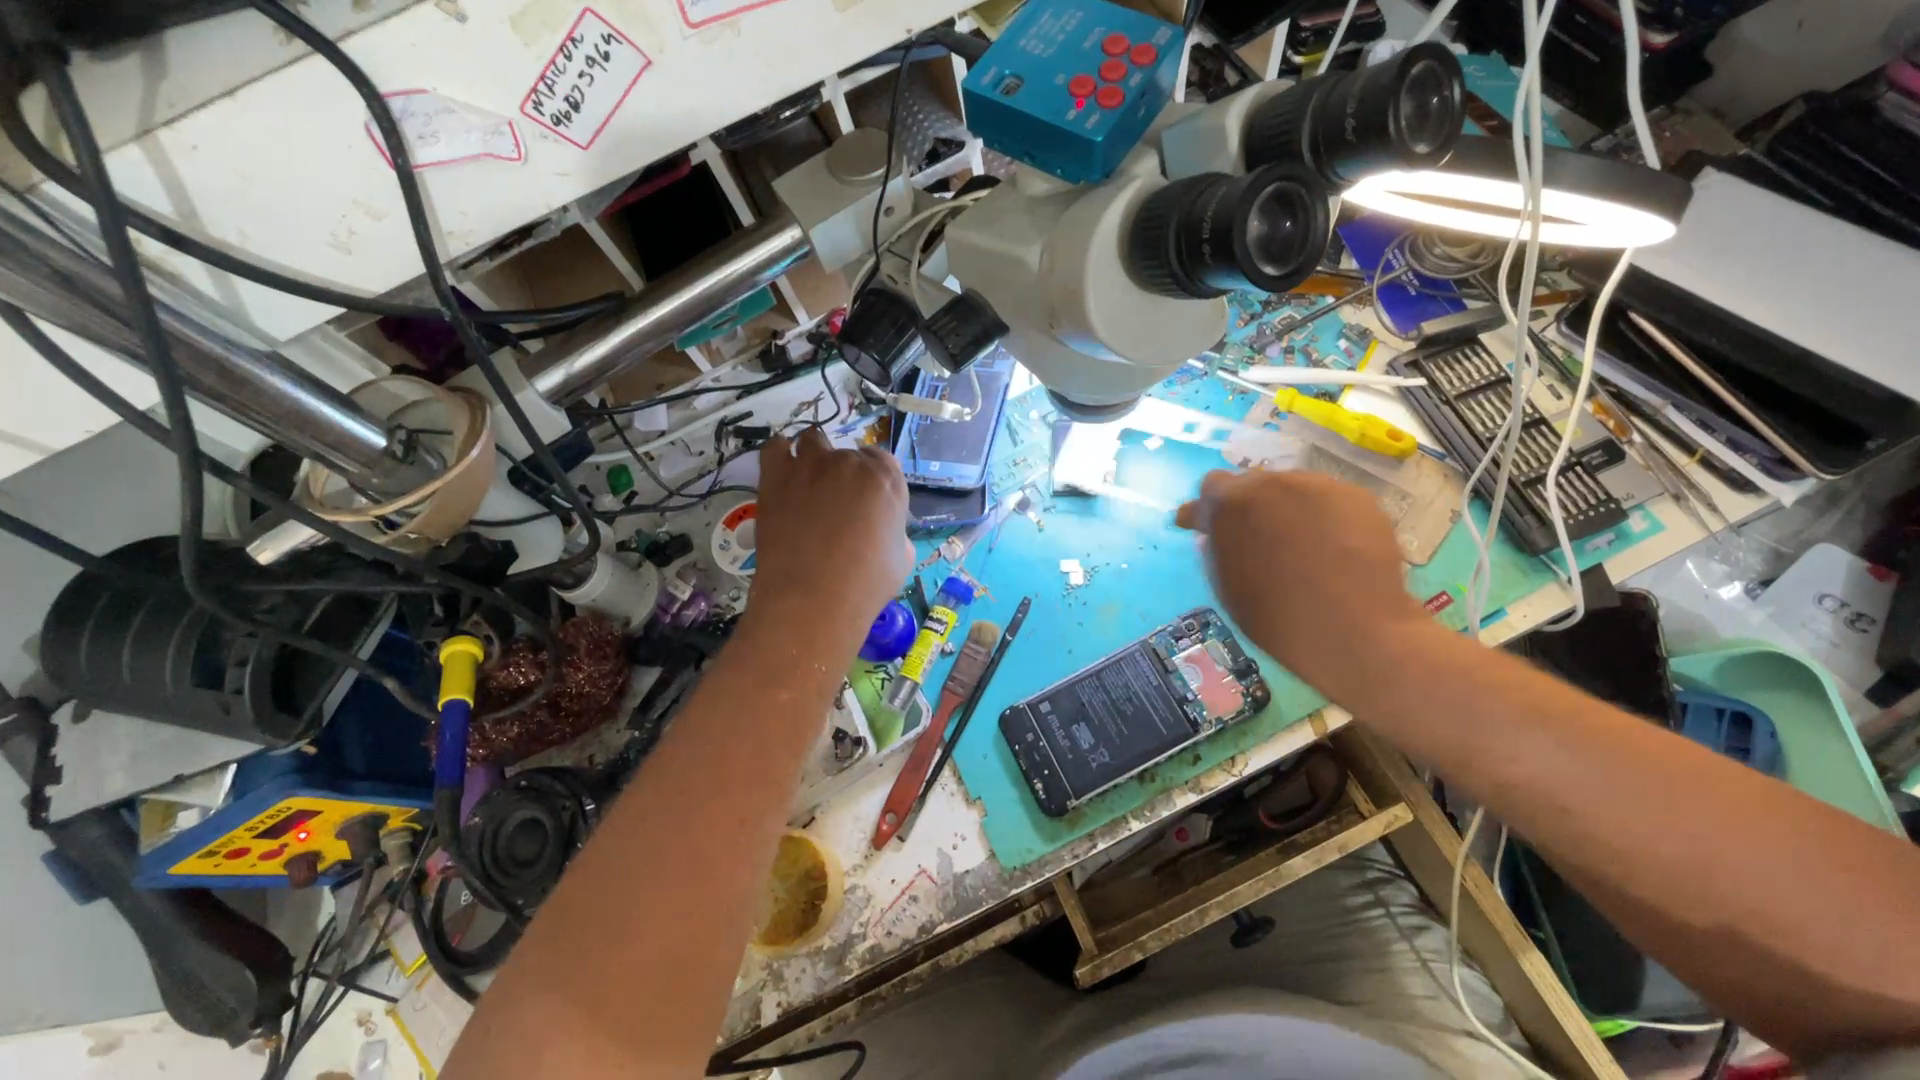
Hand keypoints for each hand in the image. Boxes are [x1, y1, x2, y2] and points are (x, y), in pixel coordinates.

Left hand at [749, 429, 911, 643]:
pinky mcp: (776, 475)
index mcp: (885, 479)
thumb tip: (882, 528)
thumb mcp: (902, 558)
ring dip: (814, 457)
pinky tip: (784, 472)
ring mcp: (810, 464)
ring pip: (813, 441)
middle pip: (847, 454)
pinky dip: (781, 454)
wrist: (811, 599)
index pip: (882, 462)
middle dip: (844, 475)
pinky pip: (776, 446)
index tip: (865, 501)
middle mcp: (849, 462)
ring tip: (809, 485)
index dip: (873, 481)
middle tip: (836, 506)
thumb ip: (894, 530)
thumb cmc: (865, 584)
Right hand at [1175, 469, 1425, 692]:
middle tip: (1259, 539)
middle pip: (1252, 484)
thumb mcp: (1227, 585)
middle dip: (1249, 507)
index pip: (1210, 490)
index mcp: (1229, 505)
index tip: (1205, 527)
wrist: (1353, 628)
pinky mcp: (1354, 495)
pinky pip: (1327, 502)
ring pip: (1292, 490)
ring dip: (1288, 510)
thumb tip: (1218, 535)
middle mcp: (1270, 484)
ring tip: (1302, 545)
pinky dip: (1324, 519)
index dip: (1208, 510)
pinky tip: (1333, 548)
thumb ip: (1218, 549)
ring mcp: (1316, 485)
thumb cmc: (1276, 617)